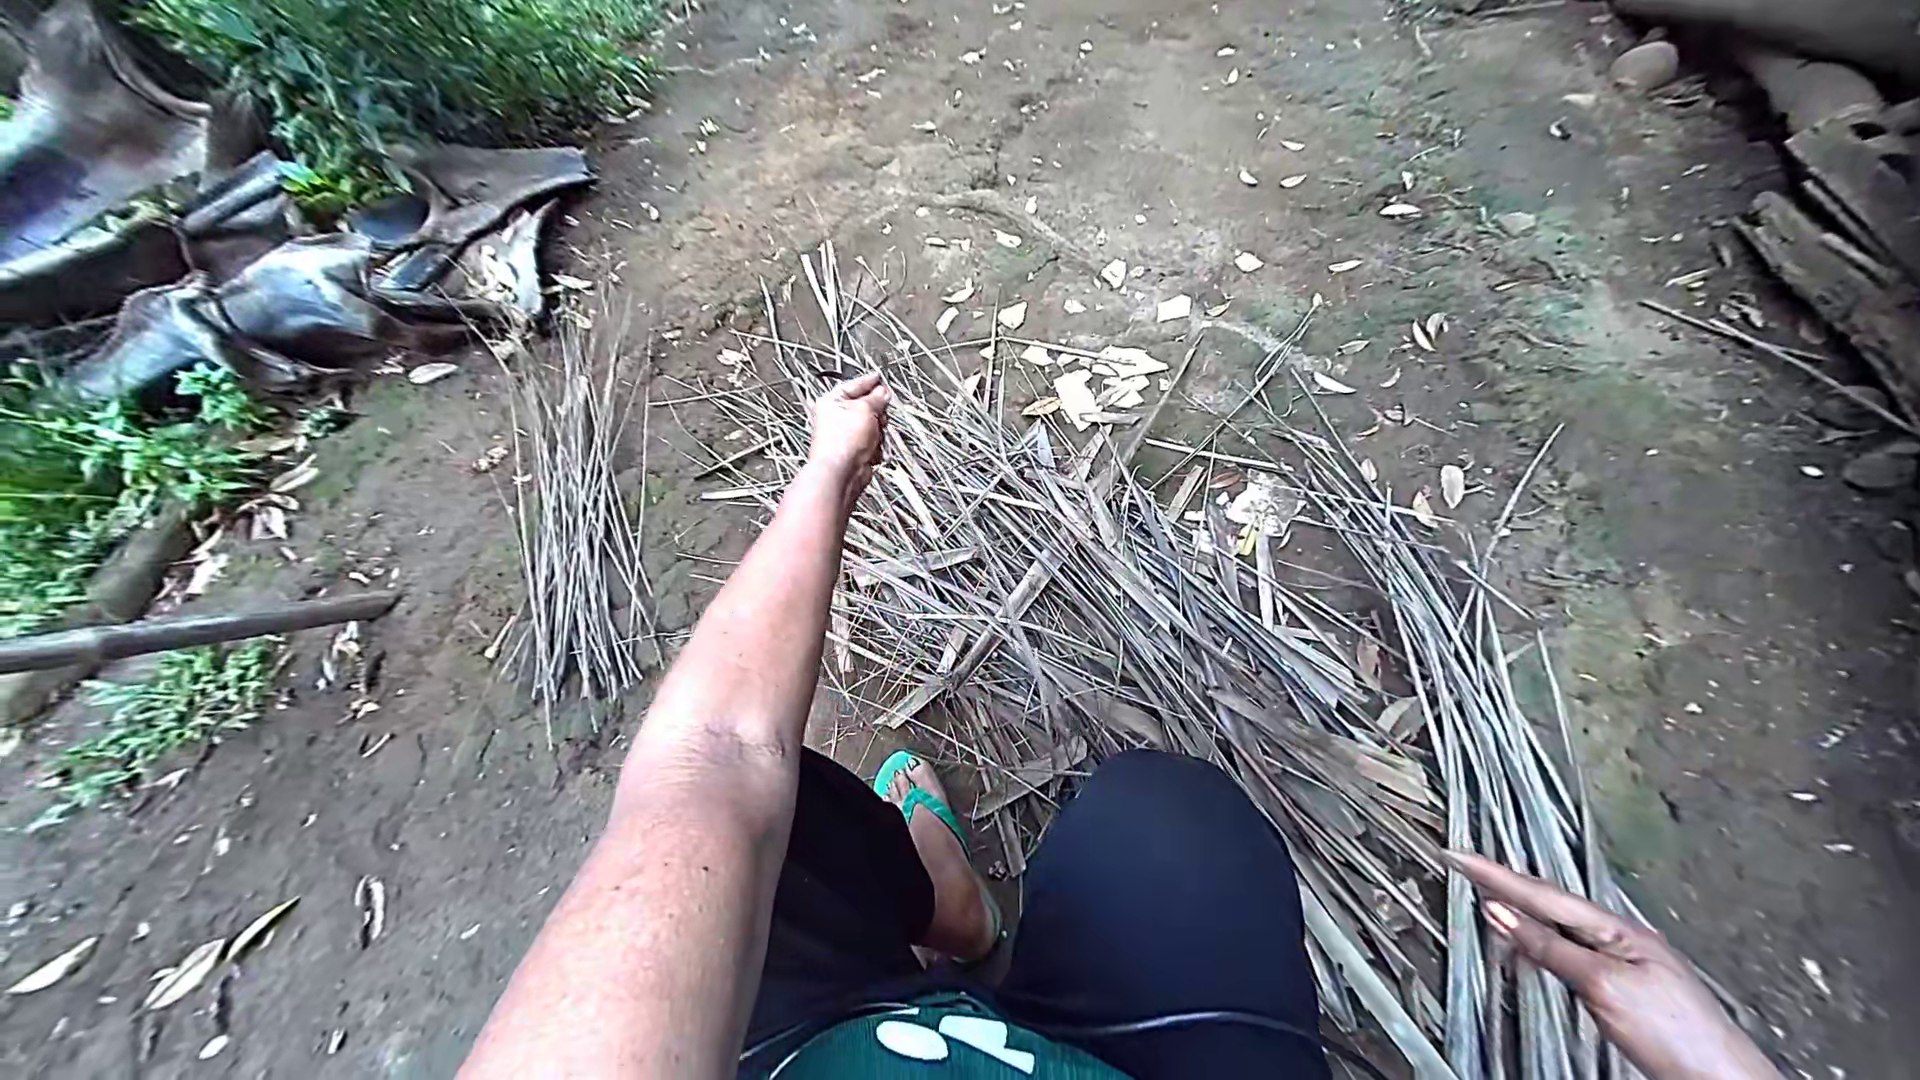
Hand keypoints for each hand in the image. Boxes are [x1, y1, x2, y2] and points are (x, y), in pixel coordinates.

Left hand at [806, 372, 890, 503]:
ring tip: (874, 436)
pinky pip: (874, 443)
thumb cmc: (842, 441)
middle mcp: (837, 418)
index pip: (855, 386)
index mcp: (833, 402)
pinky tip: (871, 450)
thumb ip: (876, 398)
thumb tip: (883, 392)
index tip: (880, 379)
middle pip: (867, 407)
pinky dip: (876, 447)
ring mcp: (846, 436)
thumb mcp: (865, 409)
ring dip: (878, 432)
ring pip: (873, 426)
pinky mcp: (855, 452)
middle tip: (880, 415)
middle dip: (877, 412)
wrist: (842, 472)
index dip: (869, 382)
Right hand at [1447, 852, 1779, 1079]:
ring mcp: (1622, 963)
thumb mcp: (1602, 984)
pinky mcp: (1620, 987)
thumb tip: (1497, 909)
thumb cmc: (1679, 1038)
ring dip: (1517, 909)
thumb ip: (1546, 944)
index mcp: (1617, 928)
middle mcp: (1619, 938)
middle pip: (1548, 901)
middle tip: (1464, 865)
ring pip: (1555, 924)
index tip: (1456, 854)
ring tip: (1484, 896)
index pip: (1540, 891)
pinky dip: (1534, 938)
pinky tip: (1522, 942)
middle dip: (1504, 883)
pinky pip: (1564, 948)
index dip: (1494, 873)